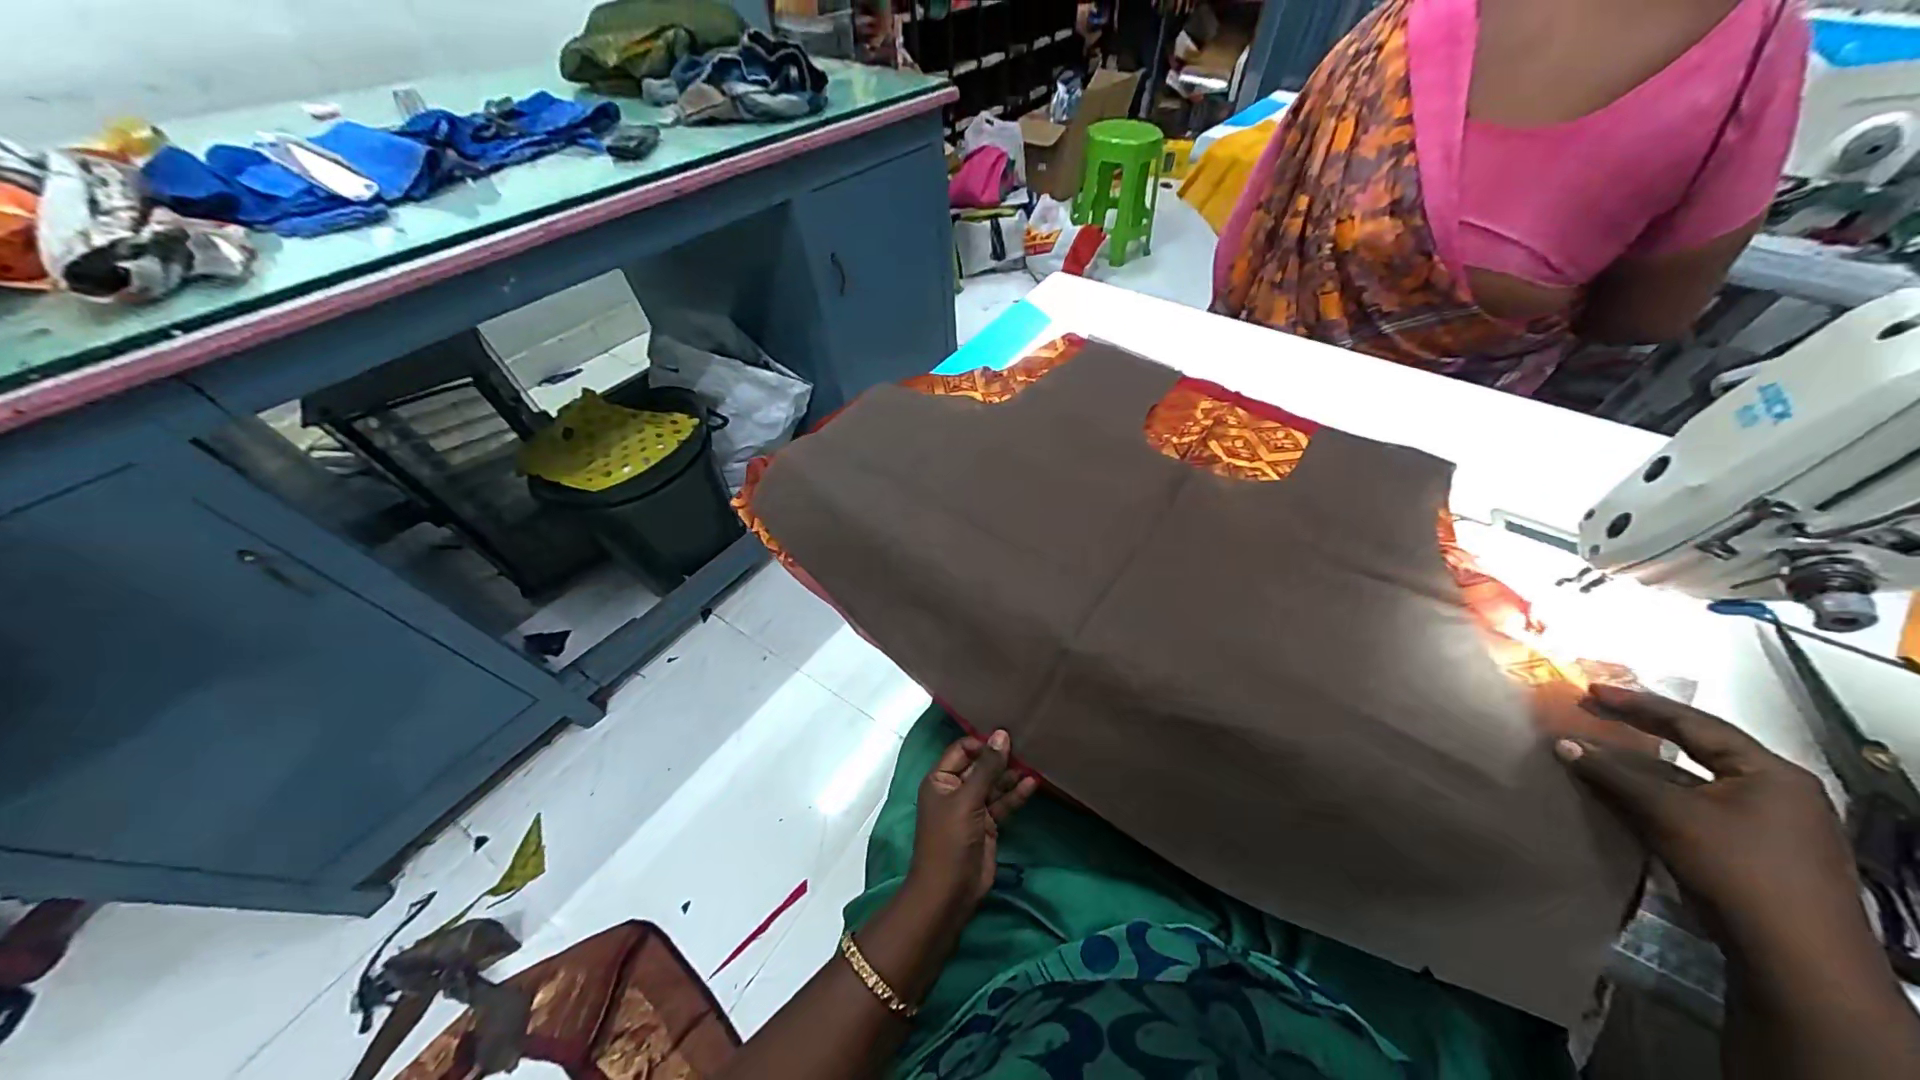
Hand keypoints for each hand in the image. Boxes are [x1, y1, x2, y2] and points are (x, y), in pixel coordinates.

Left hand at [907, 730, 1037, 920]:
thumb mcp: (967, 799)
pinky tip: (1032, 784)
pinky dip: (1015, 795)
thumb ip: (987, 768)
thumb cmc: (950, 839)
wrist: (950, 890)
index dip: (982, 743)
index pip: (962, 750)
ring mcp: (972, 808)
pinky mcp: (987, 824)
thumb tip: (1001, 735)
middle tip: (1026, 745)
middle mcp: (955, 790)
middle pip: (979, 766)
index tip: (1006, 737)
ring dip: (1010, 775)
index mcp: (940, 779)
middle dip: (1000, 757)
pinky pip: (1002, 803)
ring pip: (993, 784)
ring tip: (1033, 762)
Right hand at [1553, 684, 1863, 945]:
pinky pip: (1699, 806)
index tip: (1593, 691)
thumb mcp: (1669, 815)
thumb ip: (1614, 775)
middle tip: (1596, 711)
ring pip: (1696, 781)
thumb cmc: (1737, 868)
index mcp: (1771, 773)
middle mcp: (1779, 791)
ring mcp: (1773, 824)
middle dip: (1644, 731)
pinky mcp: (1759, 851)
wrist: (1795, 956)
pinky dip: (1661, 795)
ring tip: (1603, 752)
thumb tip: (1564, 743)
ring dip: (1647, 767)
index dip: (1639, 704)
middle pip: (1700, 749)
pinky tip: (1631, 796)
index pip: (1695, 723)